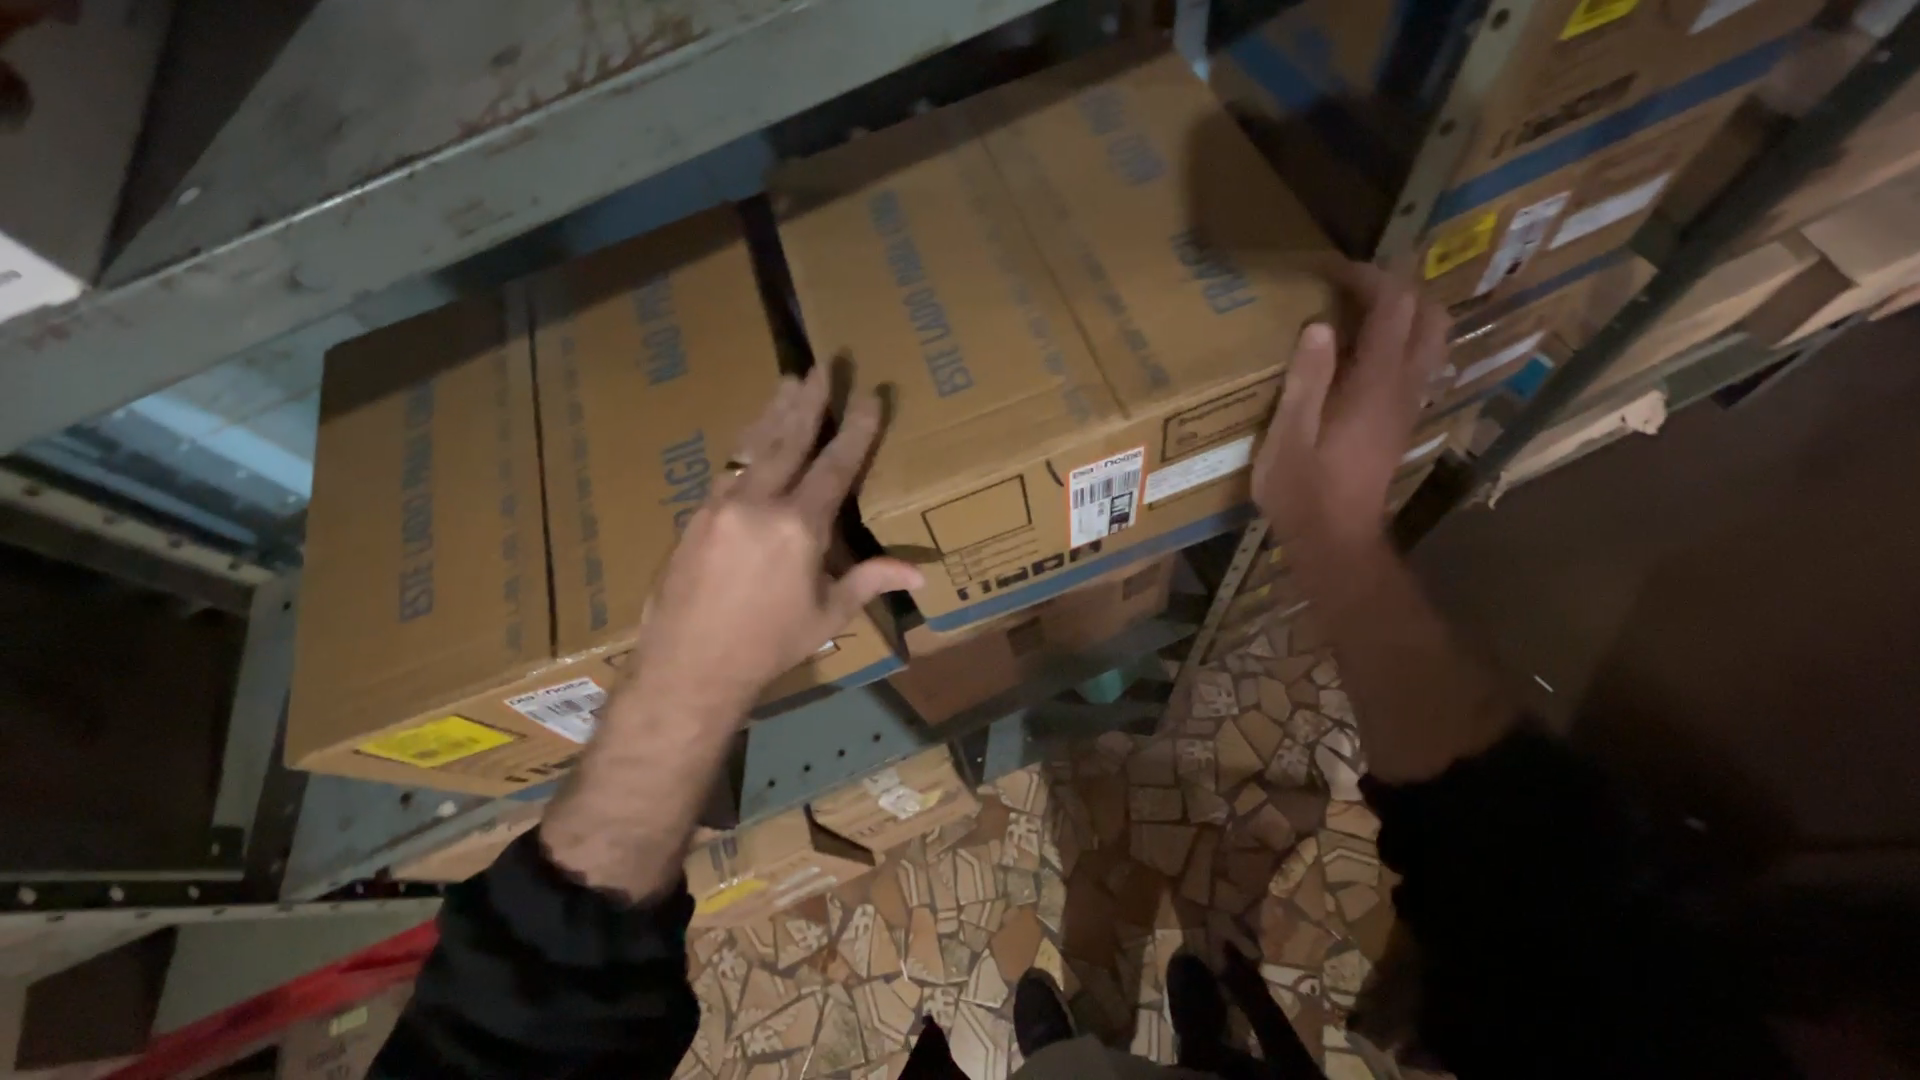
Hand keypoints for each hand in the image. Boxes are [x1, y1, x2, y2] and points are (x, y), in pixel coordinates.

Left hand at [625, 364, 922, 716]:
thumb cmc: (769, 645)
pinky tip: (751, 436)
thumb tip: (921, 573)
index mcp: (800, 526)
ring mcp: (723, 504)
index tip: (869, 396)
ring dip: (774, 412)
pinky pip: (728, 468)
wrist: (690, 664)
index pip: (836, 464)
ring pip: (754, 446)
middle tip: (821, 367)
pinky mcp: (697, 514)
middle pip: (791, 440)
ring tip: (787, 382)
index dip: (857, 429)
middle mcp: (760, 503)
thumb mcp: (827, 615)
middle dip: (810, 403)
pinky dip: (746, 445)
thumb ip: (869, 580)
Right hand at [1252, 264, 1447, 545]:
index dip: (1365, 277)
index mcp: (1374, 384)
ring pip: (1429, 338)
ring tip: (1355, 312)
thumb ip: (1305, 380)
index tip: (1327, 269)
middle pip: (1426, 315)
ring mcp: (1407, 404)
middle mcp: (1403, 387)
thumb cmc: (1303, 491)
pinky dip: (1397, 341)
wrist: (1336, 541)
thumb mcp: (1289, 436)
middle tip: (1346, 286)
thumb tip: (1319, 325)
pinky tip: (1358, 353)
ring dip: (1402, 313)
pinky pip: (1415, 362)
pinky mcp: (1400, 420)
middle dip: (1393, 287)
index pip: (1391, 307)